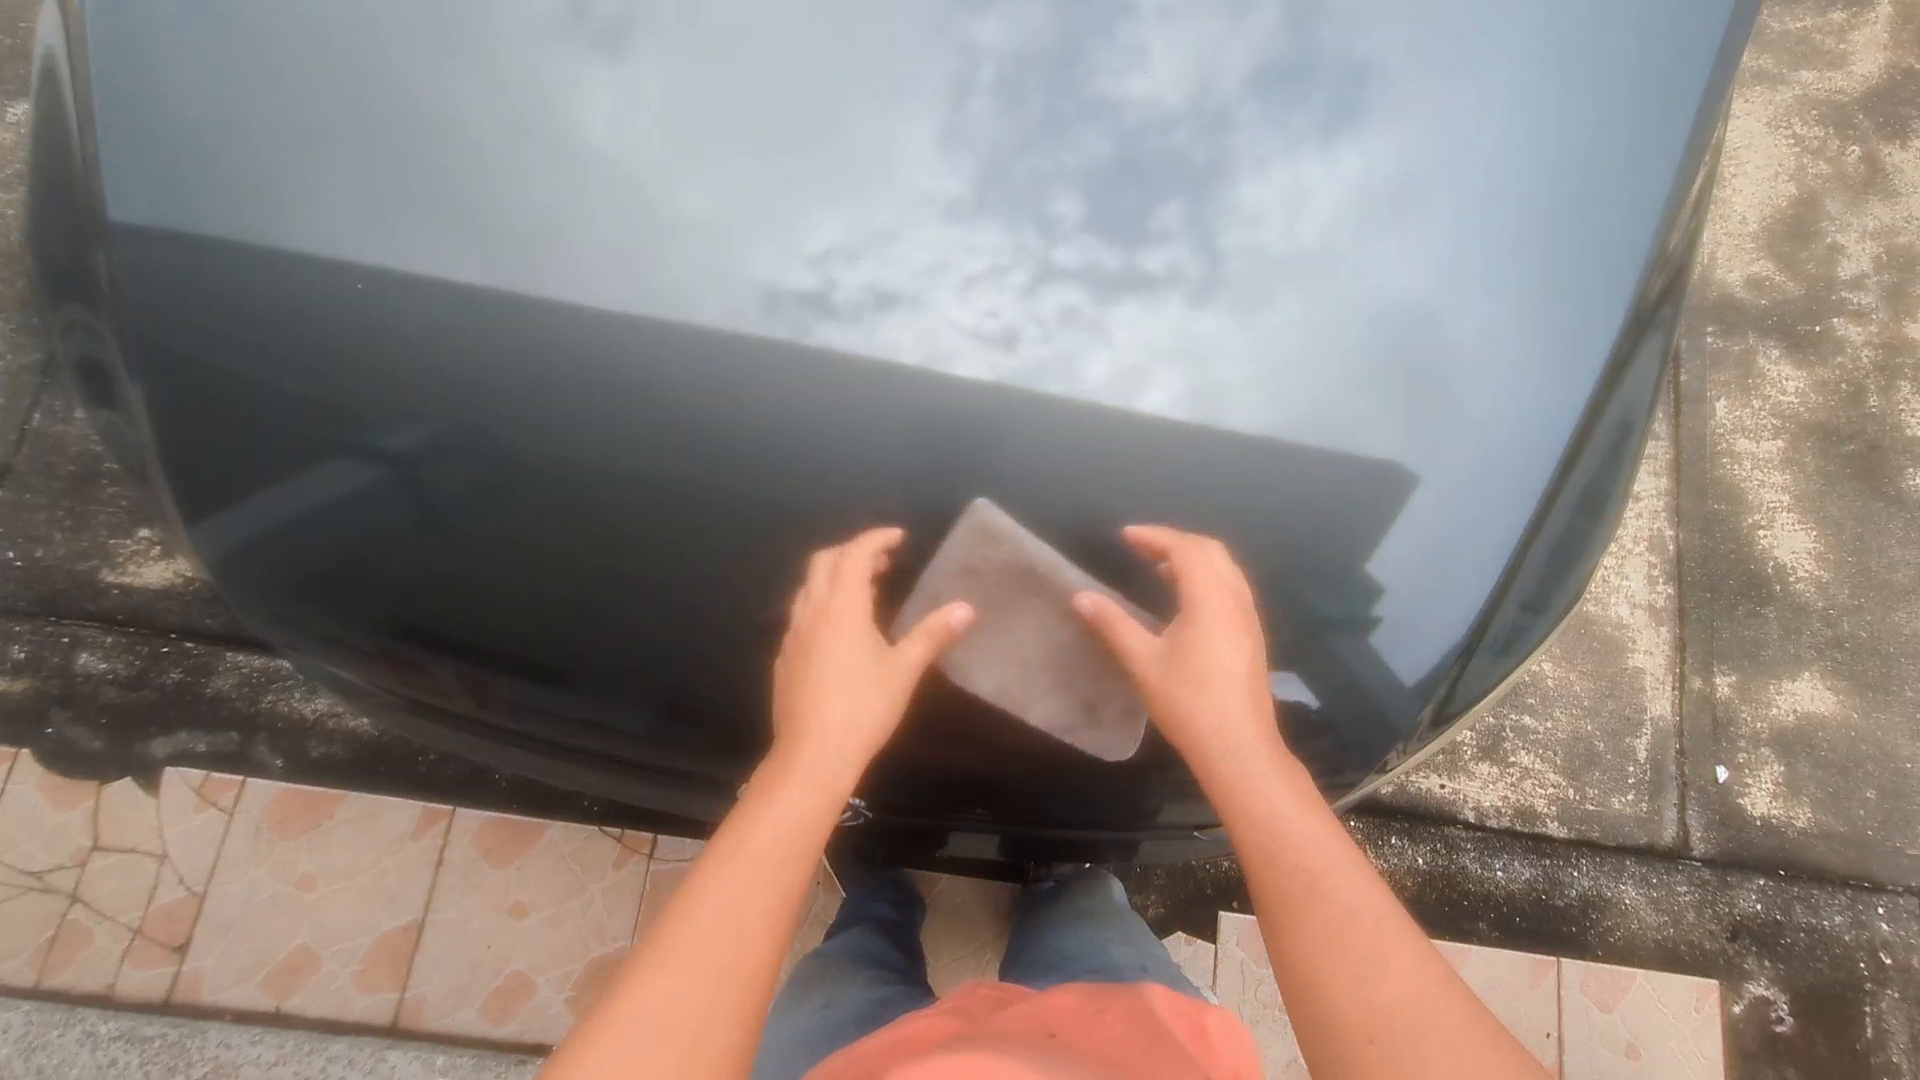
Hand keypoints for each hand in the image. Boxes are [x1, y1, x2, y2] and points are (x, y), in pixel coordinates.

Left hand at [770, 527, 974, 787]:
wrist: (811, 756)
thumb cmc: (863, 709)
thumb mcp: (904, 670)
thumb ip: (933, 634)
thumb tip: (966, 608)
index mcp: (841, 607)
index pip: (854, 554)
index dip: (876, 539)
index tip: (899, 537)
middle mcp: (811, 612)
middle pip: (824, 562)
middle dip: (852, 552)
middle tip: (883, 560)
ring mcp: (792, 636)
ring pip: (808, 588)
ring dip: (834, 577)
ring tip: (865, 590)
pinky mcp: (784, 659)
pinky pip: (800, 616)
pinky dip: (821, 604)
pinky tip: (839, 631)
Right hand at [1072, 525, 1288, 784]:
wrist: (1239, 748)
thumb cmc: (1188, 703)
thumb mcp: (1143, 662)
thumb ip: (1112, 624)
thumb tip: (1080, 596)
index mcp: (1210, 599)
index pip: (1185, 549)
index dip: (1155, 537)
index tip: (1125, 536)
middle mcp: (1236, 600)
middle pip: (1211, 551)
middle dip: (1175, 541)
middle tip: (1141, 546)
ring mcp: (1249, 618)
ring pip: (1226, 569)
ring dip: (1194, 558)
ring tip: (1160, 567)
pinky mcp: (1252, 636)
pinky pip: (1232, 587)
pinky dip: (1208, 577)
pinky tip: (1186, 599)